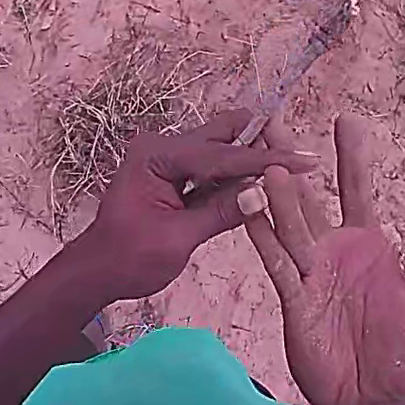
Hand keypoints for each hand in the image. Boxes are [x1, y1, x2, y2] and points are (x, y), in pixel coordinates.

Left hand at [65, 109, 319, 303]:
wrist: (98, 271)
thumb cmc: (129, 259)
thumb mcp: (178, 239)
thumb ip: (220, 212)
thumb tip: (264, 192)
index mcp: (156, 157)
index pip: (220, 155)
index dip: (265, 159)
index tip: (306, 160)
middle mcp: (162, 148)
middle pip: (221, 134)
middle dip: (261, 142)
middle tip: (300, 156)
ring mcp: (167, 158)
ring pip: (219, 147)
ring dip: (250, 157)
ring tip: (290, 167)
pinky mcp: (174, 173)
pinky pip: (211, 166)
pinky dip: (235, 173)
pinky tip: (261, 181)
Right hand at [243, 115, 404, 404]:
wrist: (376, 399)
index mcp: (369, 244)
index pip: (357, 190)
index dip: (351, 157)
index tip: (344, 121)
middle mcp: (334, 250)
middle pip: (311, 198)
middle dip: (293, 161)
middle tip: (274, 124)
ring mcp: (311, 272)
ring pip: (290, 227)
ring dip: (278, 196)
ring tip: (264, 163)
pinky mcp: (294, 299)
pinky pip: (279, 265)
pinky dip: (264, 238)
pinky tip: (249, 211)